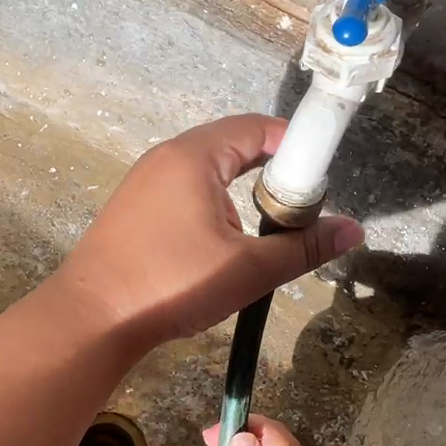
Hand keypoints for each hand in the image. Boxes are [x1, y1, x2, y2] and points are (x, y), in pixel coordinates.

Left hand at [49, 115, 361, 344]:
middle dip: (268, 173)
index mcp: (194, 156)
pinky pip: (182, 192)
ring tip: (259, 234)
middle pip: (230, 147)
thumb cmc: (172, 283)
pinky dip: (210, 207)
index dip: (292, 145)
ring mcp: (142, 182)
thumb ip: (302, 248)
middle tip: (294, 211)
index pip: (254, 127)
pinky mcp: (131, 210)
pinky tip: (217, 246)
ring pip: (205, 173)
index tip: (317, 178)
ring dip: (238, 195)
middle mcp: (165, 158)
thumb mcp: (248, 268)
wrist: (92, 317)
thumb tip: (353, 230)